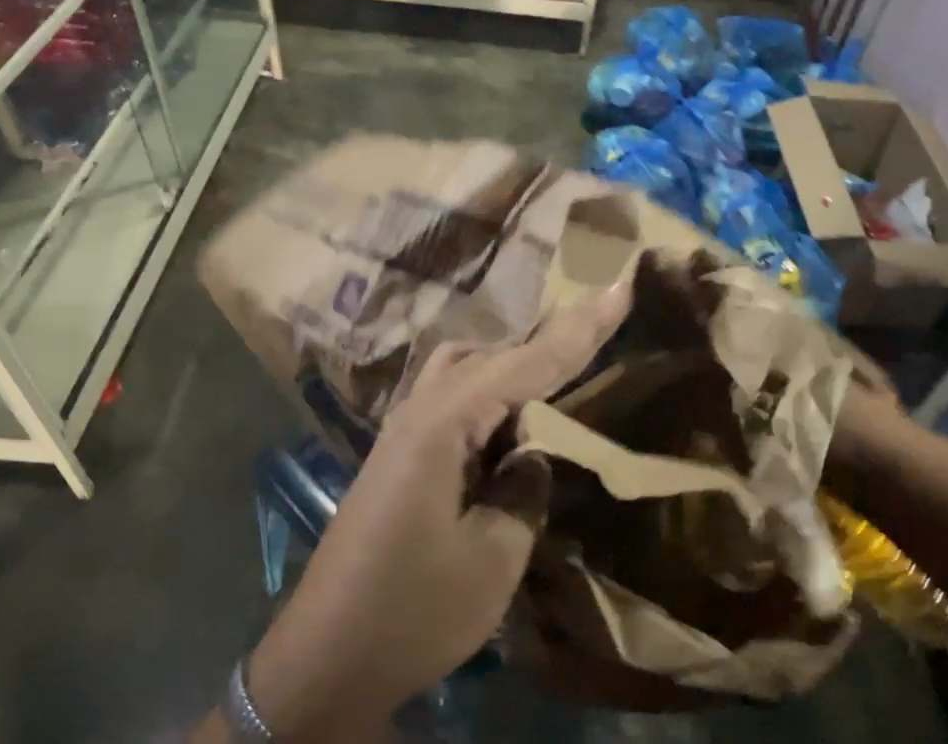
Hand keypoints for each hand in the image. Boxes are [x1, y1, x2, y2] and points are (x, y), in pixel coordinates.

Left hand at [241, 283, 631, 740]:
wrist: (326, 661)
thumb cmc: (413, 609)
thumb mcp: (493, 556)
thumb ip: (525, 490)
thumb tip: (533, 457)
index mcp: (441, 425)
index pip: (526, 364)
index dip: (580, 329)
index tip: (620, 286)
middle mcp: (417, 415)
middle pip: (490, 357)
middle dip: (544, 347)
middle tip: (598, 339)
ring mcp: (401, 439)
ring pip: (464, 377)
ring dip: (512, 374)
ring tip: (559, 387)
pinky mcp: (397, 465)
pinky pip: (451, 409)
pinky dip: (488, 406)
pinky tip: (511, 432)